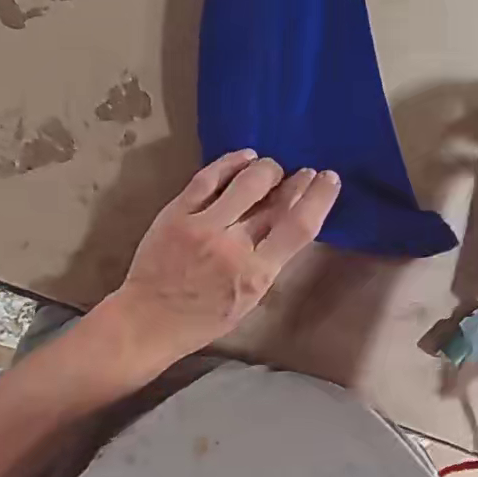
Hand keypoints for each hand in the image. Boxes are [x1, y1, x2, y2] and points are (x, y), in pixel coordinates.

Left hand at [96, 149, 340, 371]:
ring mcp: (203, 226)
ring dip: (267, 168)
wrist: (148, 320)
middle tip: (304, 173)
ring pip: (247, 182)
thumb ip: (267, 263)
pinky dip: (231, 162)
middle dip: (297, 182)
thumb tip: (286, 225)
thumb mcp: (248, 300)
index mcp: (256, 274)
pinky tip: (245, 156)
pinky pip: (208, 178)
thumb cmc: (202, 320)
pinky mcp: (177, 213)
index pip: (299, 227)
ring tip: (271, 168)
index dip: (319, 197)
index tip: (328, 179)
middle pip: (276, 201)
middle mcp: (234, 246)